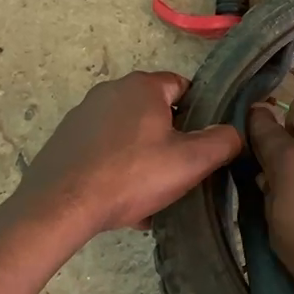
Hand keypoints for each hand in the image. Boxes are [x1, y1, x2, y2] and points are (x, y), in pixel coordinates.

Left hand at [15, 72, 241, 233]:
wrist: (58, 208)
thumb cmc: (131, 175)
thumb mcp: (191, 161)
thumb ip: (223, 141)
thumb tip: (234, 133)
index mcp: (142, 86)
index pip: (183, 87)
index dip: (198, 115)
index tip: (200, 144)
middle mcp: (109, 91)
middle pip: (155, 113)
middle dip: (169, 140)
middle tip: (177, 172)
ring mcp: (81, 117)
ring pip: (129, 135)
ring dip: (142, 158)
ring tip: (148, 193)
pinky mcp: (63, 142)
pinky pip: (103, 152)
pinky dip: (116, 169)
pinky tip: (120, 200)